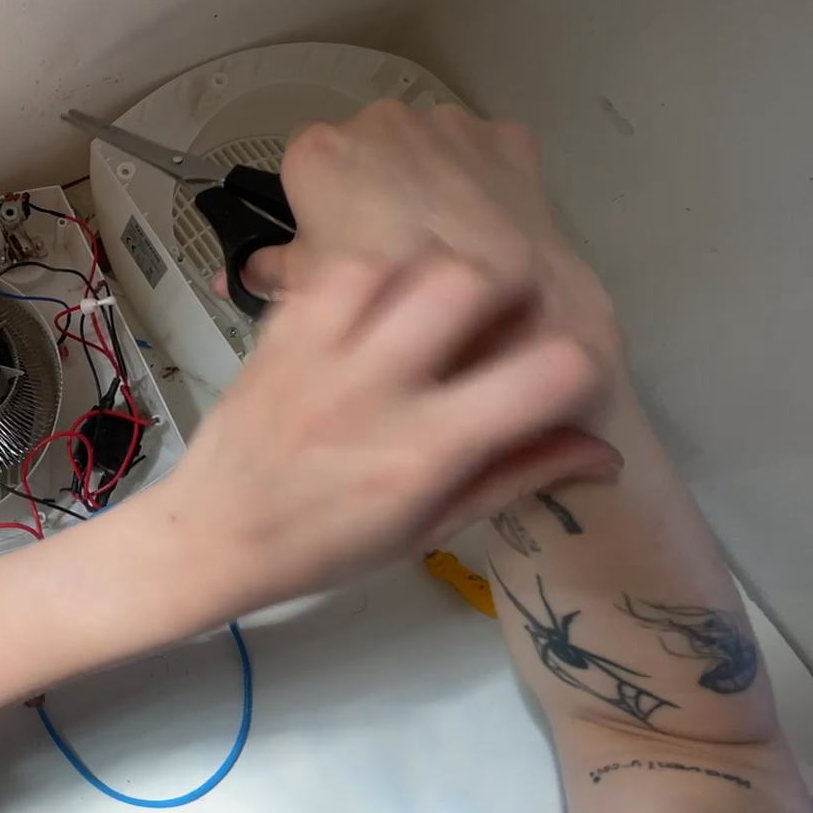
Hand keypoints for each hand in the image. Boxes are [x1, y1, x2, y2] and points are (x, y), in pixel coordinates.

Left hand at [166, 252, 618, 597]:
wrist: (210, 533)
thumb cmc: (319, 548)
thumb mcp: (424, 531)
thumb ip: (510, 479)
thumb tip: (602, 449)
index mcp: (426, 449)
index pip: (550, 372)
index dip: (577, 363)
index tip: (554, 376)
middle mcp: (375, 390)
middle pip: (468, 283)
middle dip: (501, 289)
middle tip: (490, 319)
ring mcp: (317, 357)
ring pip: (395, 264)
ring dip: (426, 274)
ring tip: (423, 310)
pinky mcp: (273, 341)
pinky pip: (326, 277)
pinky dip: (359, 277)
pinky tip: (363, 311)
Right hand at [219, 100, 622, 393]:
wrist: (498, 293)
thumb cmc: (387, 284)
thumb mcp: (306, 284)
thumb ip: (264, 270)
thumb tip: (238, 276)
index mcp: (320, 151)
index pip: (299, 161)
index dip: (311, 197)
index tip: (325, 229)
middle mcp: (380, 121)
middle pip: (362, 146)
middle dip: (367, 183)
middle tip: (376, 238)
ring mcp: (446, 124)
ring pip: (421, 146)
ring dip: (421, 178)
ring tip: (429, 235)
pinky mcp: (504, 137)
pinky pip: (478, 152)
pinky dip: (474, 178)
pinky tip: (472, 224)